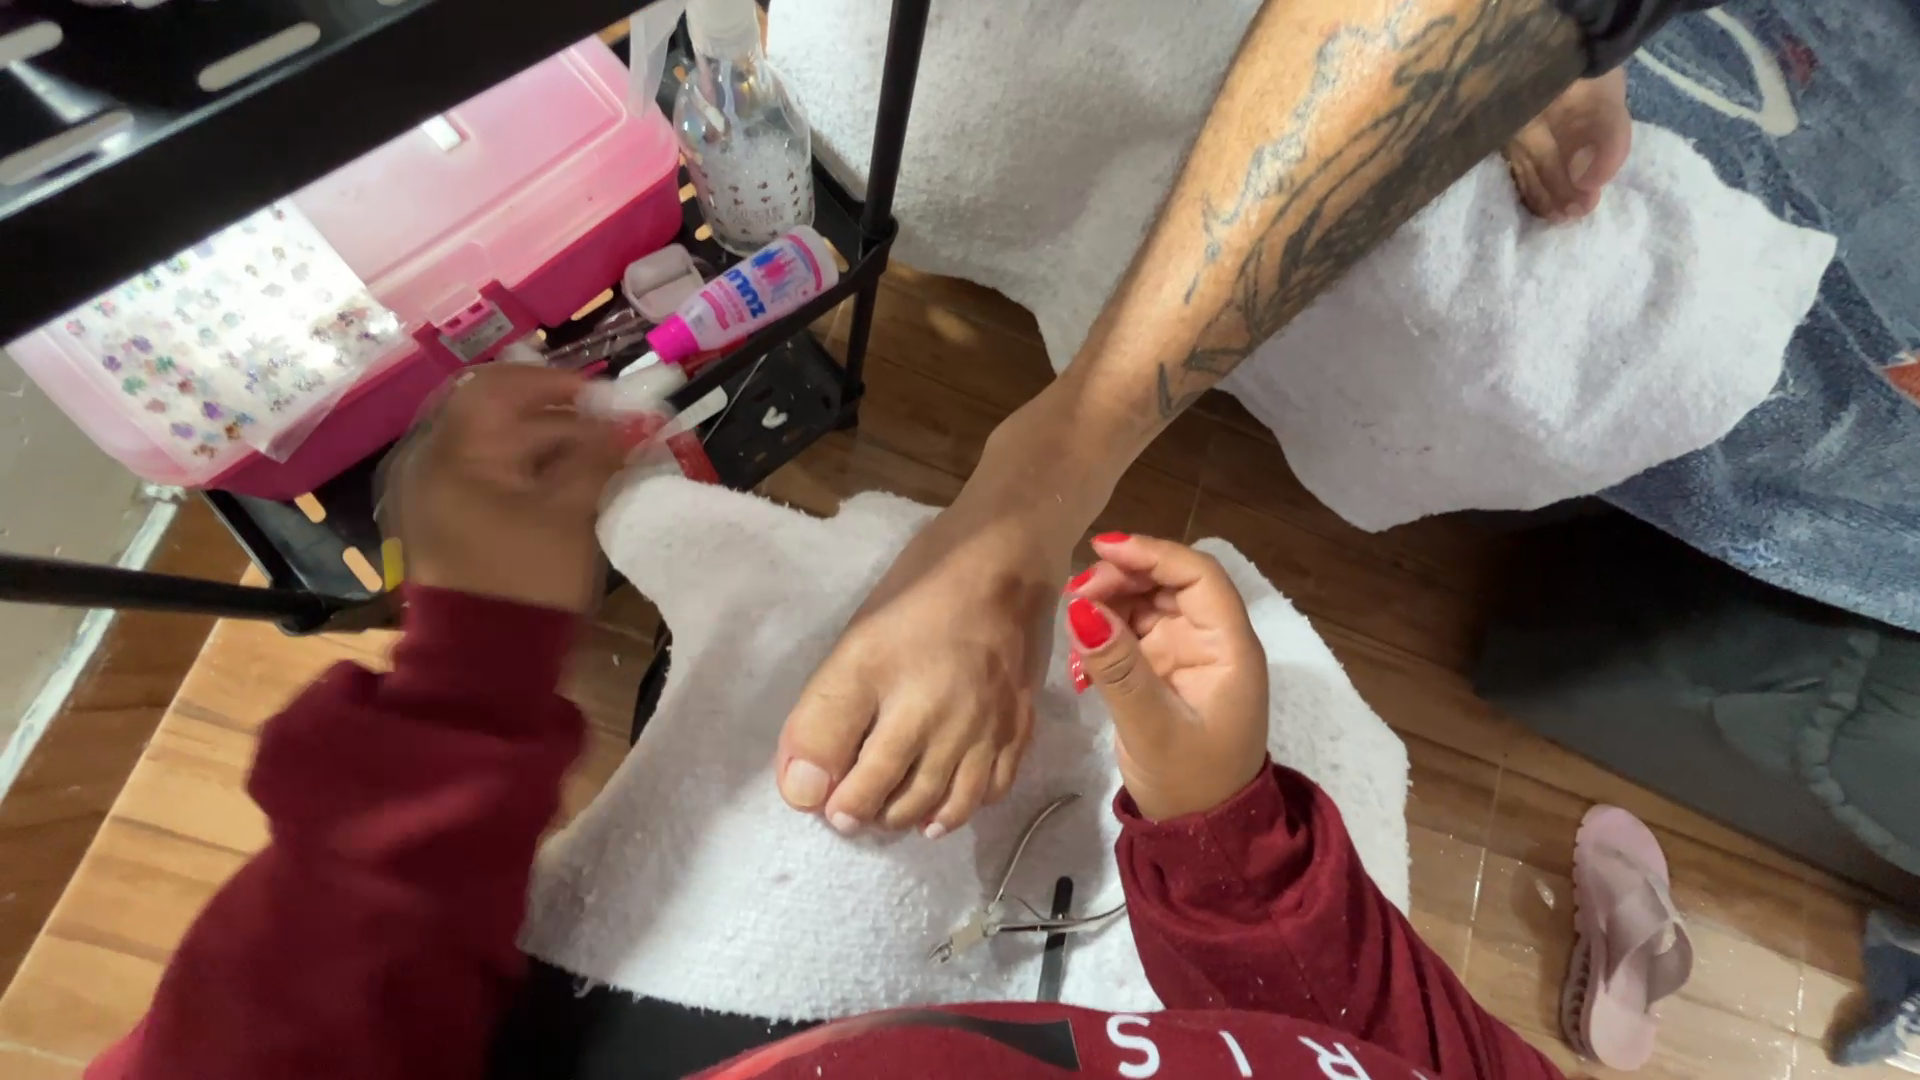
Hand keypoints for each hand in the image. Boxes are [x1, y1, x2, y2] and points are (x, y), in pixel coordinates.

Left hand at [388, 365, 624, 613]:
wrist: (486, 657)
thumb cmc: (528, 579)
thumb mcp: (571, 513)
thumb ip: (599, 457)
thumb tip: (633, 421)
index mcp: (456, 454)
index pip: (502, 387)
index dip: (558, 383)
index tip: (608, 399)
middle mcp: (438, 462)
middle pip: (506, 416)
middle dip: (568, 419)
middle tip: (620, 431)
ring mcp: (443, 491)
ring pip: (507, 447)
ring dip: (559, 446)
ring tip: (610, 460)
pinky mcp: (457, 517)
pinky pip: (501, 475)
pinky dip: (541, 472)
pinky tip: (580, 485)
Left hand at [774, 491, 1068, 837]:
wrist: (1006, 555)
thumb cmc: (920, 588)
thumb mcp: (855, 643)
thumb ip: (825, 719)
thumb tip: (803, 792)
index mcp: (906, 713)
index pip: (863, 791)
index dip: (837, 805)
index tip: (824, 798)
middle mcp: (952, 733)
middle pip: (908, 801)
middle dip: (874, 814)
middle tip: (855, 809)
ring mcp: (991, 731)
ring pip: (953, 803)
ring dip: (917, 817)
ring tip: (896, 814)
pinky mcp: (1022, 721)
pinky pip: (997, 785)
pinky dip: (969, 803)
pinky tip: (952, 801)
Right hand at [1067, 533, 1269, 821]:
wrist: (1200, 833)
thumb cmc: (1190, 784)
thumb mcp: (1151, 728)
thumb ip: (1118, 668)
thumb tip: (1079, 608)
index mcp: (1229, 648)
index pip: (1198, 576)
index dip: (1153, 554)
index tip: (1101, 549)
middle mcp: (1210, 640)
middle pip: (1168, 583)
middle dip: (1121, 579)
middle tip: (1074, 596)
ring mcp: (1185, 653)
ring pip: (1146, 603)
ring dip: (1108, 604)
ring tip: (1072, 625)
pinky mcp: (1162, 670)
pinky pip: (1131, 633)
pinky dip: (1104, 634)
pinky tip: (1080, 660)